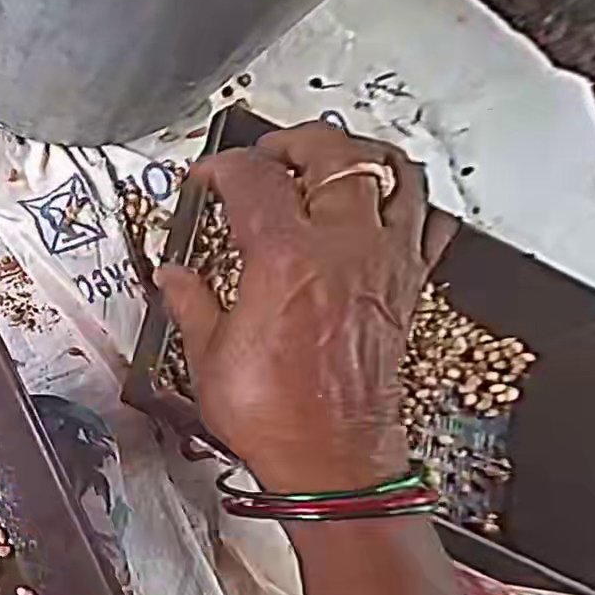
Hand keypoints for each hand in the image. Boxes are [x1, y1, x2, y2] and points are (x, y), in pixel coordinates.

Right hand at [154, 122, 454, 492]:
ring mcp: (383, 263)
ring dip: (356, 153)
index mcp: (284, 263)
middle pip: (335, 158)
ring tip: (325, 156)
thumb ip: (190, 301)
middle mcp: (343, 250)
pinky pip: (421, 218)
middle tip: (264, 149)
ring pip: (393, 172)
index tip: (205, 173)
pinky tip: (378, 203)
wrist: (327, 452)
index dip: (225, 168)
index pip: (257, 184)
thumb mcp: (206, 354)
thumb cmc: (267, 410)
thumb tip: (172, 275)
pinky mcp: (405, 285)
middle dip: (294, 142)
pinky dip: (400, 195)